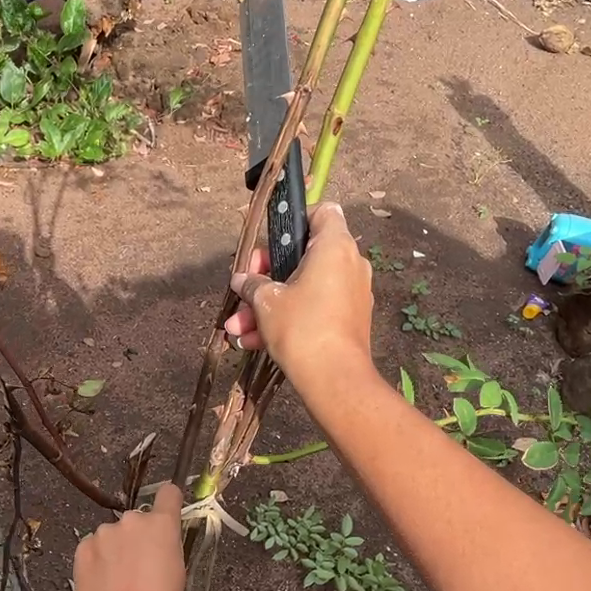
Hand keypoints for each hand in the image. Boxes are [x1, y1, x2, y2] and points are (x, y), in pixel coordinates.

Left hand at [73, 483, 184, 590]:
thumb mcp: (177, 571)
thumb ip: (167, 546)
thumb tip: (157, 543)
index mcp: (162, 524)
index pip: (168, 494)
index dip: (168, 502)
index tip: (167, 511)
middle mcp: (132, 519)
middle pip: (137, 521)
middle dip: (137, 537)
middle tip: (139, 567)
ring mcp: (103, 532)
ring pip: (112, 535)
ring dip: (115, 549)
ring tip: (117, 581)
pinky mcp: (82, 547)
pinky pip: (93, 548)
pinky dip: (97, 560)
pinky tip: (102, 583)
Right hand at [222, 201, 373, 375]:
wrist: (333, 378)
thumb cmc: (301, 327)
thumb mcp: (266, 301)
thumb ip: (252, 284)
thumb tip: (242, 280)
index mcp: (334, 246)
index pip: (322, 212)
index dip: (296, 220)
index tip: (272, 242)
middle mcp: (350, 264)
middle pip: (304, 256)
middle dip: (267, 275)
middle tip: (244, 290)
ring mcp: (352, 294)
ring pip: (303, 289)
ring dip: (269, 305)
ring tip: (238, 328)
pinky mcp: (348, 320)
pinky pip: (313, 310)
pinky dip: (288, 320)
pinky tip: (255, 341)